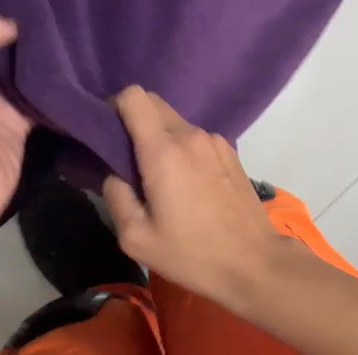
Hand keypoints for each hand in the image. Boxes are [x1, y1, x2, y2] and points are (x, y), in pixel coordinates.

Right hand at [101, 86, 298, 303]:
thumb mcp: (137, 238)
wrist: (252, 260)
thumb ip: (117, 196)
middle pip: (154, 103)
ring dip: (159, 137)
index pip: (135, 97)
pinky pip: (195, 136)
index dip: (115, 105)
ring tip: (155, 177)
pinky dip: (182, 147)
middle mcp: (190, 134)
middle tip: (124, 156)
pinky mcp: (229, 149)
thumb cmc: (191, 252)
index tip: (106, 129)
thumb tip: (114, 172)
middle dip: (133, 120)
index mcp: (163, 150)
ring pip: (176, 121)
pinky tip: (186, 183)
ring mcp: (214, 139)